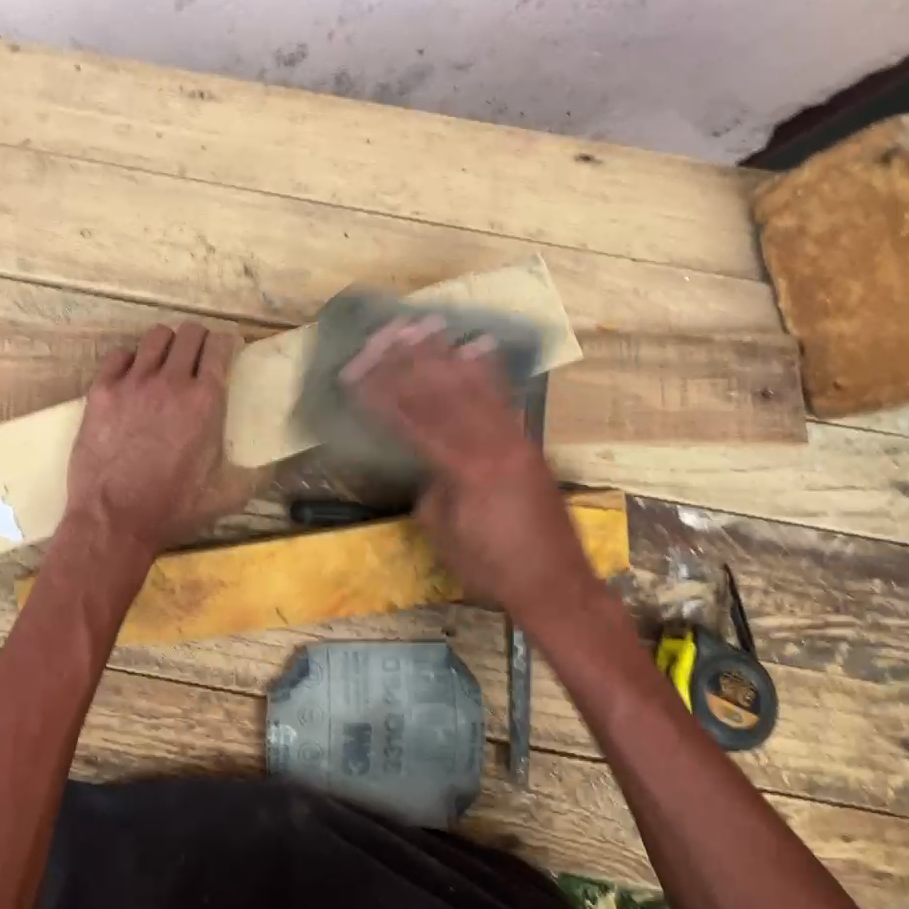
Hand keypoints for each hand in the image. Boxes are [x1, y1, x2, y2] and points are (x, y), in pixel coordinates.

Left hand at [64, 323, 256, 556]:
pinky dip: (129, 361)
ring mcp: (132, 383)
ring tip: (164, 363)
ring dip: (166, 345)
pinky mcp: (101, 391)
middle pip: (189, 333)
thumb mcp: (224, 496)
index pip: (220, 347)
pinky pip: (118, 356)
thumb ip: (252, 475)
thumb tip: (273, 467)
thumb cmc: (171, 510)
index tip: (226, 351)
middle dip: (198, 340)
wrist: (113, 519)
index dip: (226, 344)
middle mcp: (171, 382)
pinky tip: (131, 379)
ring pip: (155, 337)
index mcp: (206, 401)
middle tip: (196, 357)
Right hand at [342, 316, 600, 620]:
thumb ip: (430, 485)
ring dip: (443, 353)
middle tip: (382, 332)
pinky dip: (488, 370)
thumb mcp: (441, 529)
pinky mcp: (527, 443)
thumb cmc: (489, 567)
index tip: (353, 369)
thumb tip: (425, 460)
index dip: (379, 392)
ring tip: (421, 324)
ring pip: (472, 387)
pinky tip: (476, 345)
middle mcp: (490, 444)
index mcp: (462, 469)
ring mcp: (513, 439)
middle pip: (440, 393)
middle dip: (407, 360)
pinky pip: (504, 398)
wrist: (555, 584)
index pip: (410, 420)